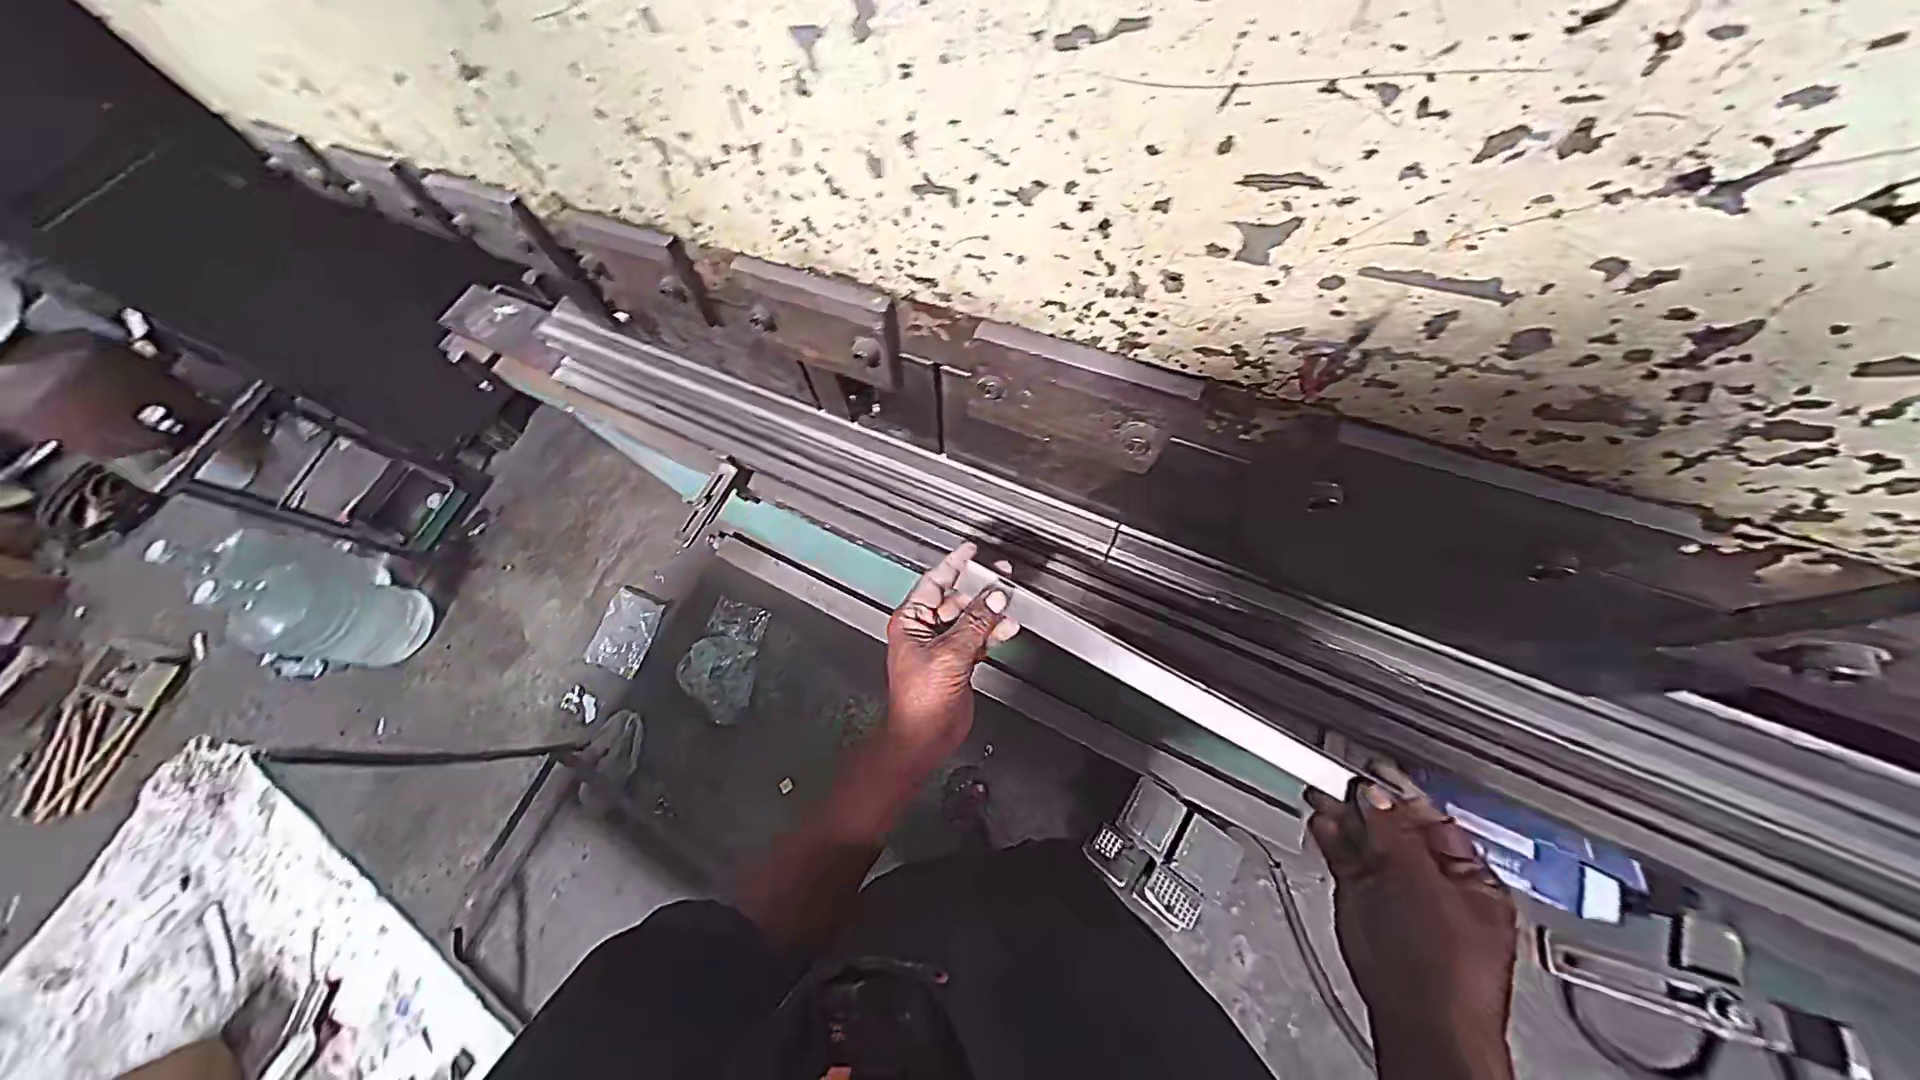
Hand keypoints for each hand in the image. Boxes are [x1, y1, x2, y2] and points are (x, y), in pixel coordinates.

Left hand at [884, 542, 1018, 763]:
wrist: (923, 737)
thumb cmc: (918, 702)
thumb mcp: (949, 654)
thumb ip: (974, 623)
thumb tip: (992, 598)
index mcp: (910, 621)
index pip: (934, 582)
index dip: (954, 565)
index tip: (971, 551)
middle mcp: (924, 631)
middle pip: (956, 599)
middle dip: (980, 590)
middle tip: (1000, 578)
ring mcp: (942, 646)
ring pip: (970, 618)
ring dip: (989, 612)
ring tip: (1007, 603)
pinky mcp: (957, 661)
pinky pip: (977, 637)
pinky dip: (992, 632)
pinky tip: (1005, 627)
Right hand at [1306, 765, 1517, 1079]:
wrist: (1416, 1018)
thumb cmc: (1445, 972)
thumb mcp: (1419, 885)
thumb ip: (1394, 835)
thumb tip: (1375, 796)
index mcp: (1471, 881)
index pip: (1435, 821)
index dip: (1403, 794)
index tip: (1377, 771)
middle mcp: (1433, 884)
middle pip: (1396, 829)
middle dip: (1368, 804)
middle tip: (1342, 777)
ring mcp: (1396, 893)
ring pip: (1366, 842)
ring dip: (1344, 816)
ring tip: (1323, 792)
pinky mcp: (1363, 901)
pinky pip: (1345, 859)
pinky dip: (1332, 837)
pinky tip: (1322, 820)